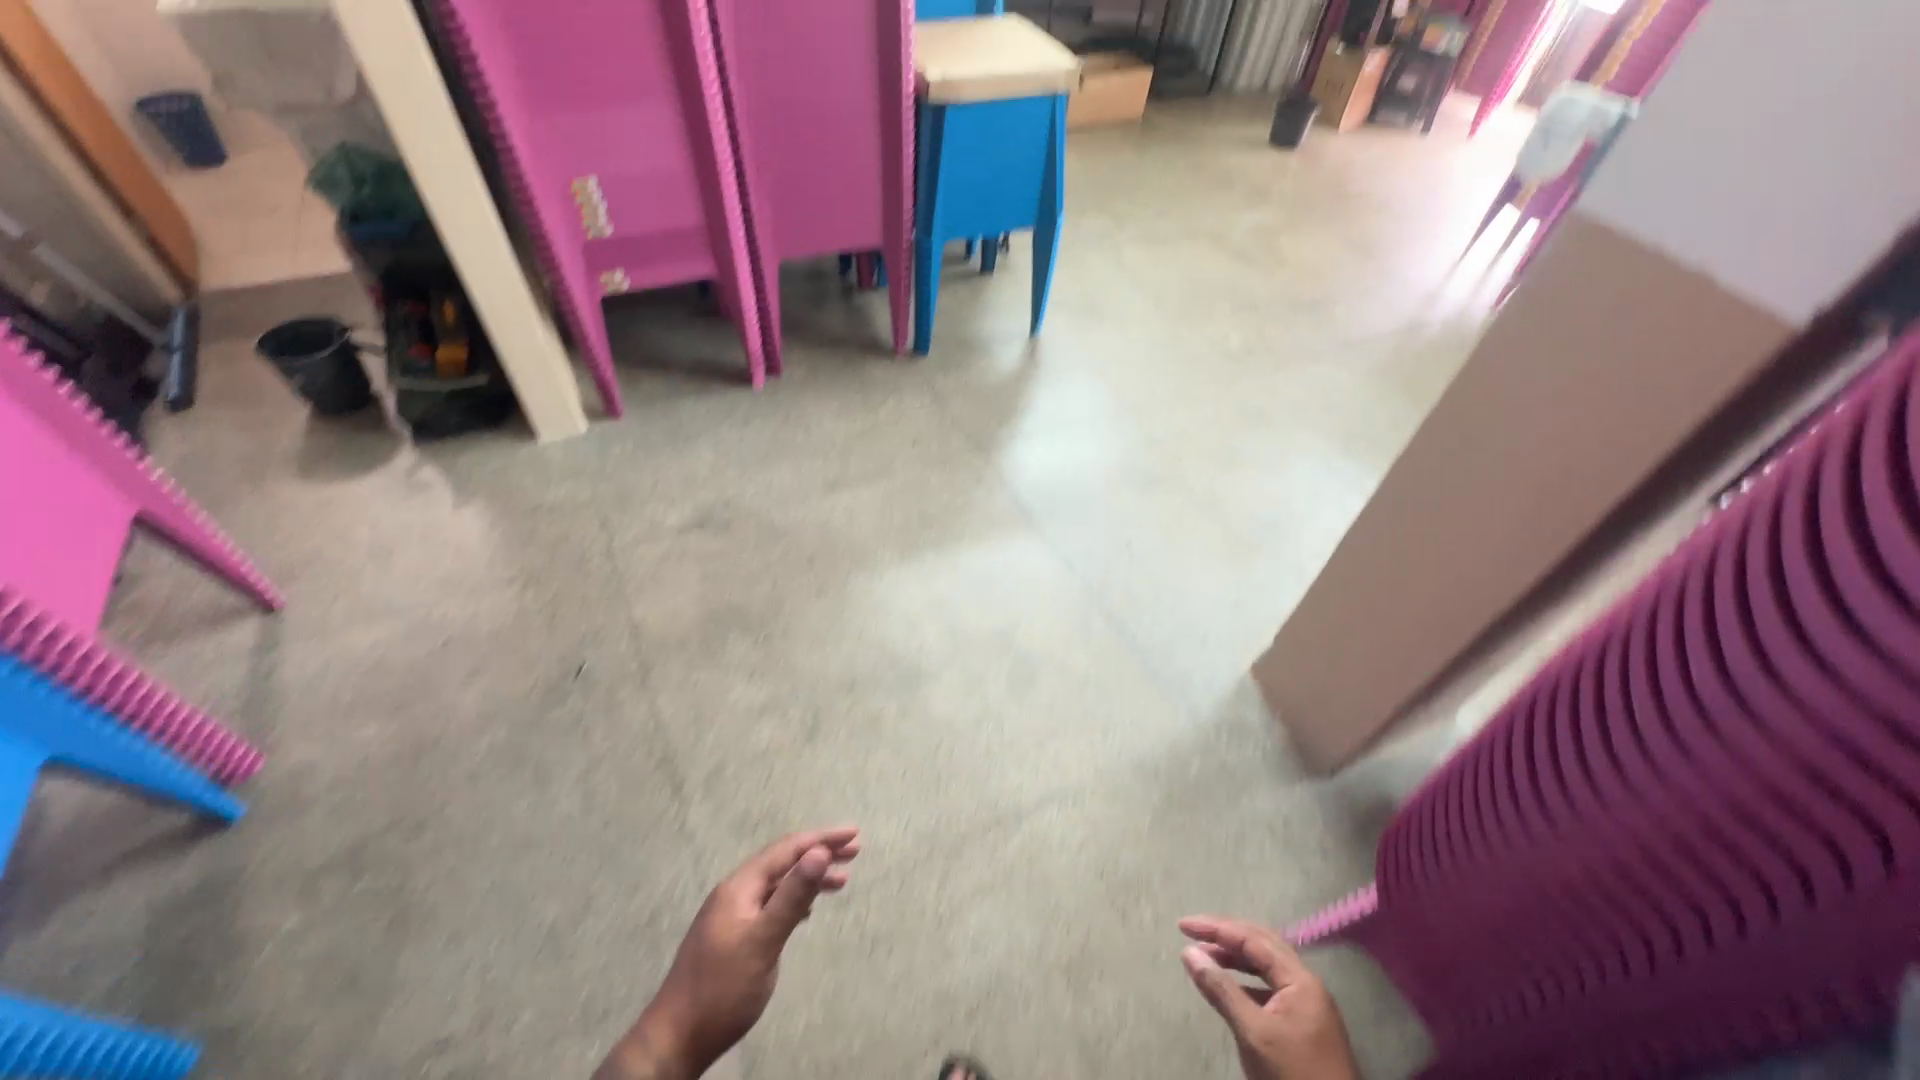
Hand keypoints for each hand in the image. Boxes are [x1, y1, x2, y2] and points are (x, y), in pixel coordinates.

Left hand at [597, 826, 861, 1079]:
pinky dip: (794, 900)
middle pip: (782, 862)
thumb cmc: (723, 988)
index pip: (787, 850)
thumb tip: (819, 851)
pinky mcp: (733, 936)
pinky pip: (770, 904)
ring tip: (842, 881)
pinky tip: (807, 911)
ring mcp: (732, 915)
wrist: (677, 1037)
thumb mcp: (763, 941)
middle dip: (818, 853)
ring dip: (808, 878)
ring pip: (777, 884)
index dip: (822, 839)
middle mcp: (734, 893)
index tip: (854, 834)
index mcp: (740, 888)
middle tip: (855, 851)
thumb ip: (792, 896)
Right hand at [1178, 915, 1360, 1079]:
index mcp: (1299, 980)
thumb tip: (1189, 953)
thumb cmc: (1293, 1076)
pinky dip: (1245, 981)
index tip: (1182, 926)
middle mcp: (1305, 984)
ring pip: (1266, 966)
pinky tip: (1228, 988)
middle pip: (1262, 944)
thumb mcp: (1253, 1033)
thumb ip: (1221, 990)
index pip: (1253, 939)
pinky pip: (1269, 988)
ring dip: (1235, 957)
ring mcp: (1306, 1004)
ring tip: (1205, 957)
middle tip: (1192, 932)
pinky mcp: (1301, 1023)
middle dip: (1226, 935)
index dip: (1216, 928)